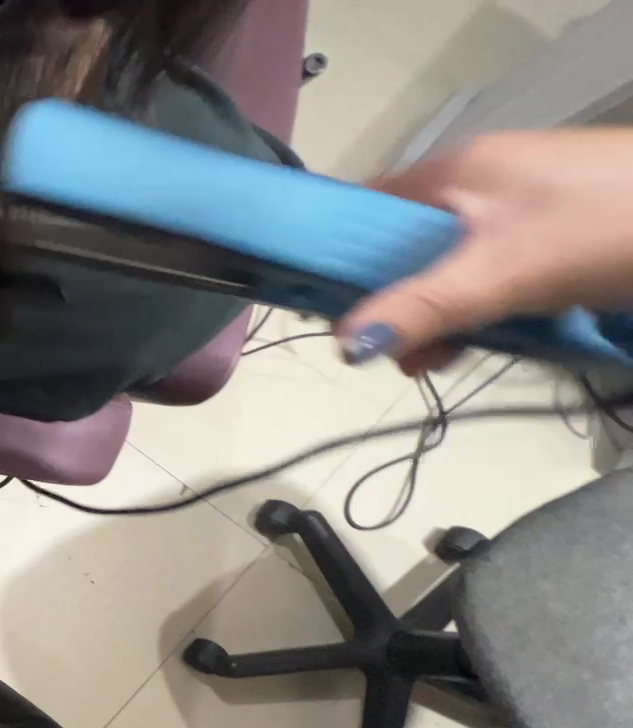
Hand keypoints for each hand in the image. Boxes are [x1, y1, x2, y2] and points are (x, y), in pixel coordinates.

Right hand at [337, 127, 632, 374]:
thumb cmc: (618, 226)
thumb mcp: (507, 273)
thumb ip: (419, 308)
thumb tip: (342, 346)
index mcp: (455, 170)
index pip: (357, 212)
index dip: (330, 262)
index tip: (322, 313)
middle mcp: (478, 180)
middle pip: (396, 248)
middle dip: (386, 305)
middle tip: (393, 353)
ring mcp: (518, 204)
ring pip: (439, 266)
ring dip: (430, 316)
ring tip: (441, 358)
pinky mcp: (550, 228)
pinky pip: (482, 271)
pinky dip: (473, 307)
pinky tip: (483, 337)